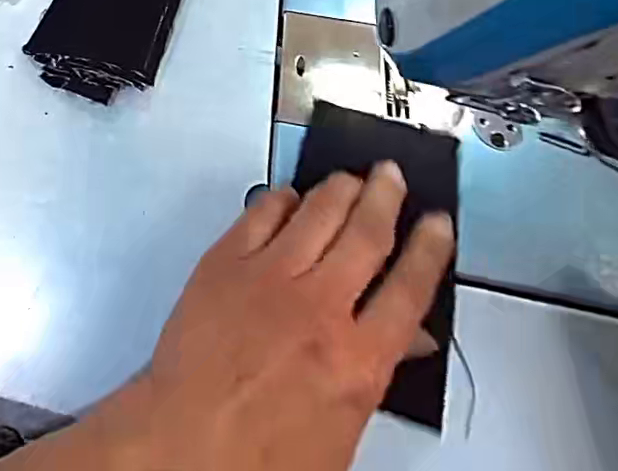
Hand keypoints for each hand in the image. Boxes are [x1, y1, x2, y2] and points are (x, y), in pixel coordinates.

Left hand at [0, 163, 455, 470]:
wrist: (179, 447)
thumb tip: (406, 340)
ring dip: (343, 186)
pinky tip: (291, 195)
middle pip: (367, 232)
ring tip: (354, 176)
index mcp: (354, 360)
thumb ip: (374, 371)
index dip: (430, 247)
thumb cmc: (253, 459)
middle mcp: (317, 308)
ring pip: (320, 210)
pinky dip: (283, 197)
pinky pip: (263, 211)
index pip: (409, 286)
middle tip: (393, 176)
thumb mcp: (340, 431)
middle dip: (387, 196)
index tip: (437, 224)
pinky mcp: (228, 261)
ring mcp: (270, 277)